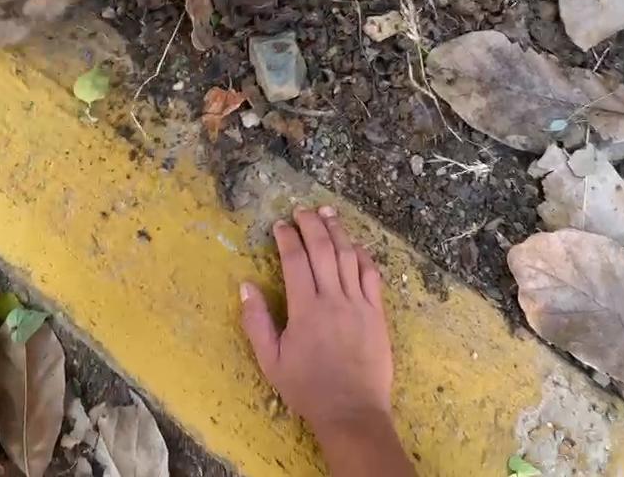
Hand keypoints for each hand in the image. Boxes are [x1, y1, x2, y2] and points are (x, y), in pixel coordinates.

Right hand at [240, 207, 394, 444]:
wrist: (352, 413)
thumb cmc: (308, 388)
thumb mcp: (271, 360)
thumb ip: (257, 321)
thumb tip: (246, 285)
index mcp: (305, 308)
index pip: (295, 260)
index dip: (287, 237)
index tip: (280, 225)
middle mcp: (333, 298)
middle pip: (322, 248)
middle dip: (311, 224)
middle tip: (302, 210)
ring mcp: (358, 303)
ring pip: (348, 255)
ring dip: (337, 230)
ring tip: (327, 212)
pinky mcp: (377, 313)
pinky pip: (372, 275)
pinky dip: (363, 255)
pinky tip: (355, 243)